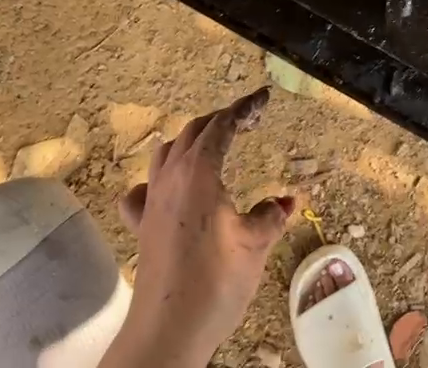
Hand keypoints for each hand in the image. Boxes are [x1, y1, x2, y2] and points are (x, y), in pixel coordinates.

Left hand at [108, 88, 292, 366]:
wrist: (168, 329)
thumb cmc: (216, 282)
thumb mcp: (255, 244)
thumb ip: (271, 214)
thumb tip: (287, 199)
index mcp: (199, 170)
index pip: (223, 125)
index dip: (245, 108)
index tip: (263, 98)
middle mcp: (170, 176)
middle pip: (193, 130)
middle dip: (221, 119)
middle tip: (248, 120)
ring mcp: (151, 199)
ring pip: (167, 151)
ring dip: (191, 140)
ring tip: (213, 143)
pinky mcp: (140, 224)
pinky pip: (144, 187)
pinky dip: (160, 176)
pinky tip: (167, 188)